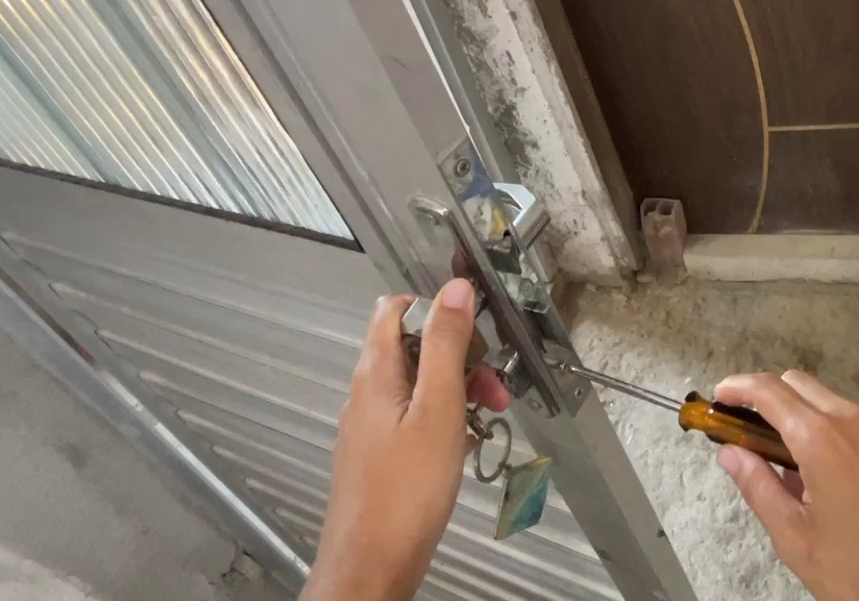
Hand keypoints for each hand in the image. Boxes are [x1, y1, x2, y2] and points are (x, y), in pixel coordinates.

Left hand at [301, 281, 509, 600]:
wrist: (371, 569)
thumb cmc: (407, 488)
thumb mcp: (438, 406)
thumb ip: (446, 344)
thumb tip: (455, 288)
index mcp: (376, 372)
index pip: (396, 309)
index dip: (435, 306)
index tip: (472, 327)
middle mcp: (367, 392)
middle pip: (415, 346)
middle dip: (460, 354)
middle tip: (491, 384)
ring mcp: (371, 424)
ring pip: (420, 382)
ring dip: (458, 387)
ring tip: (489, 413)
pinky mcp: (379, 452)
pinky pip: (416, 414)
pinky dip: (445, 415)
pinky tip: (466, 440)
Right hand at [714, 371, 858, 600]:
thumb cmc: (857, 573)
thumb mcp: (795, 537)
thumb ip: (757, 486)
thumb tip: (729, 451)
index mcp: (820, 439)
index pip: (768, 391)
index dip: (738, 388)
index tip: (718, 397)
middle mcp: (851, 418)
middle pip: (796, 383)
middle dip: (765, 396)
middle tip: (745, 430)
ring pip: (824, 398)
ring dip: (797, 411)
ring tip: (783, 461)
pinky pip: (851, 417)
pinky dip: (826, 425)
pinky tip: (822, 470)